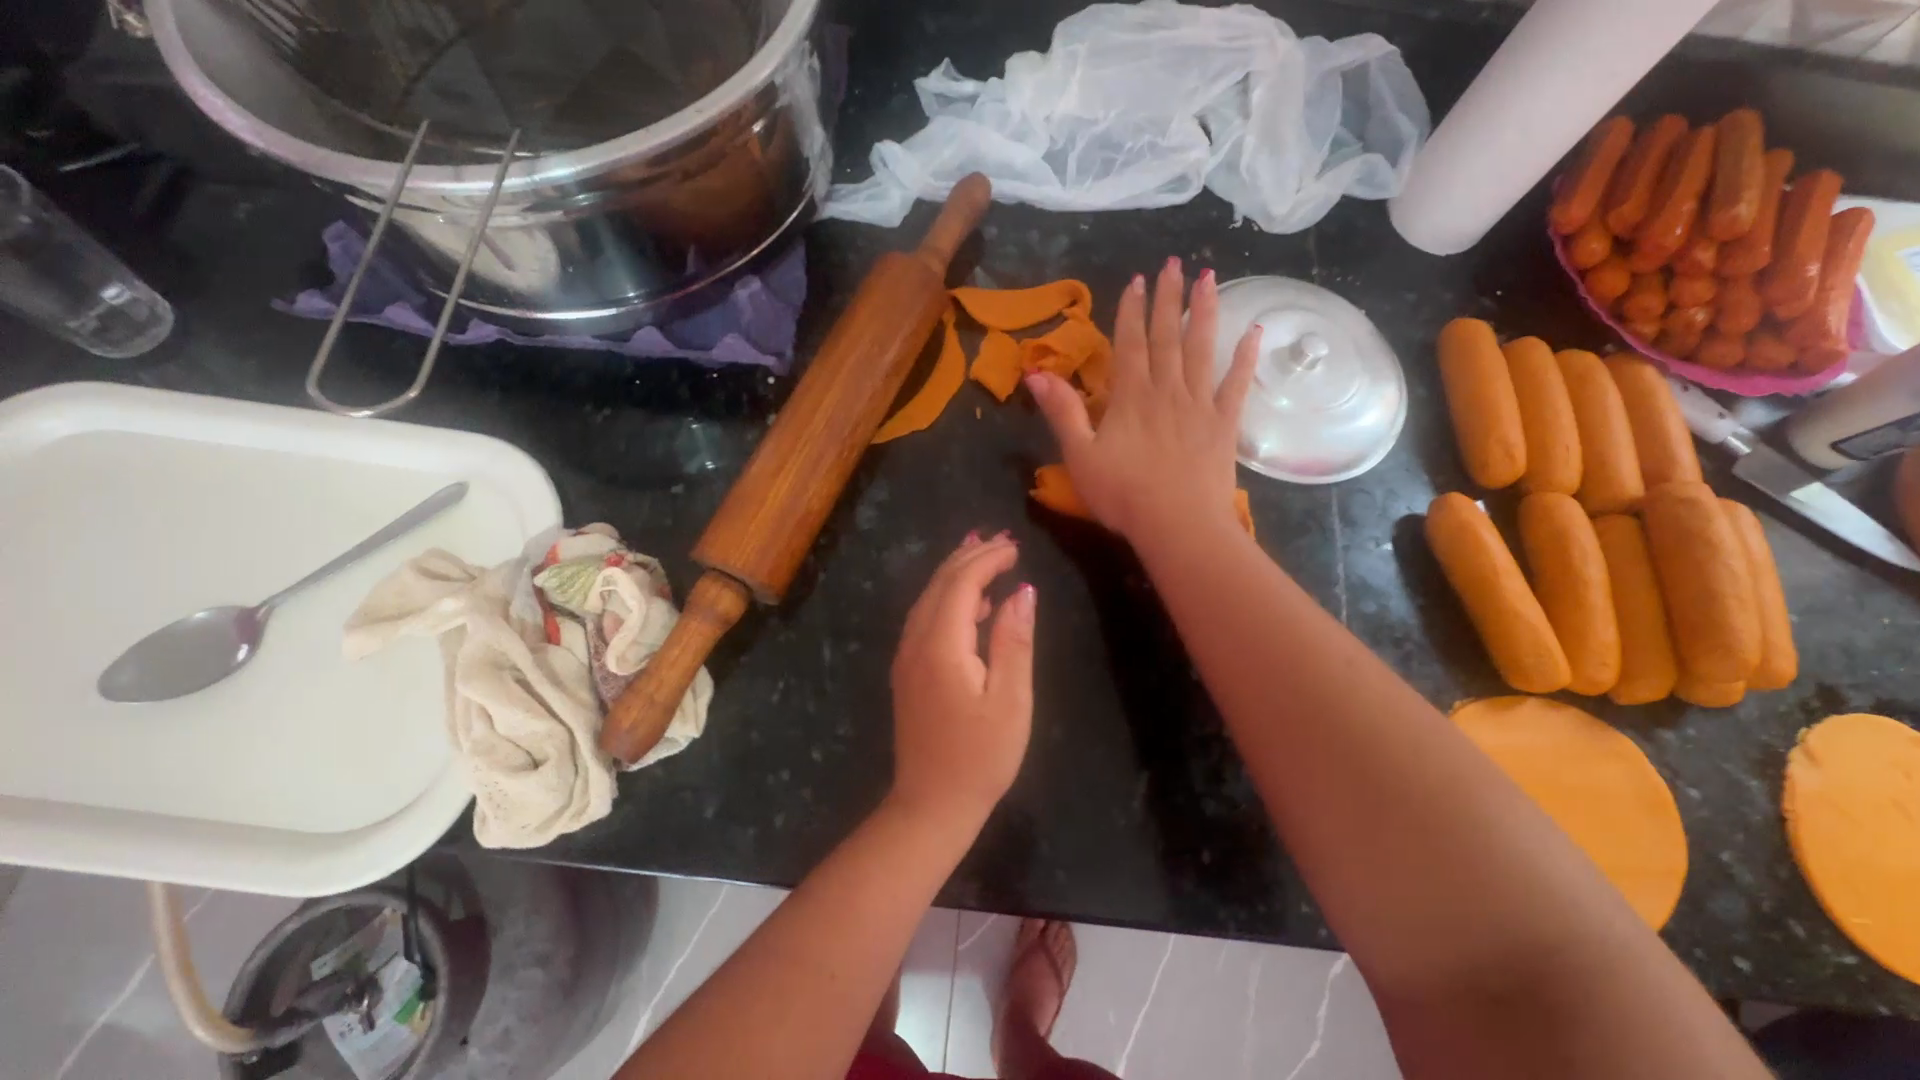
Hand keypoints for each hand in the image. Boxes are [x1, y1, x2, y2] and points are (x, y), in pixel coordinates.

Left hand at [889, 532, 1034, 824]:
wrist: (931, 804)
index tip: (1016, 546)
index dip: (987, 559)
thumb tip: (1021, 592)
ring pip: (927, 600)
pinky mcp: (908, 674)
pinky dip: (947, 599)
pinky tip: (970, 606)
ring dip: (955, 574)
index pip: (960, 583)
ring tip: (985, 556)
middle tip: (1002, 540)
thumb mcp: (1011, 700)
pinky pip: (924, 620)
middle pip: (939, 584)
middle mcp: (916, 643)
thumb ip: (1014, 641)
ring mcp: (906, 659)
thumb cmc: (981, 757)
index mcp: (941, 646)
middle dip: (969, 557)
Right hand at [1026, 258, 1257, 546]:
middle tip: (1175, 264)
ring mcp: (1199, 405)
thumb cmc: (1123, 495)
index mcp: (1130, 397)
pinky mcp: (1224, 424)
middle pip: (1167, 337)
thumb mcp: (1079, 456)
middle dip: (1168, 299)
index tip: (1138, 280)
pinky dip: (1244, 358)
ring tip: (1209, 278)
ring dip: (1205, 312)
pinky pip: (1236, 384)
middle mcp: (1167, 390)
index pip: (1130, 343)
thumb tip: (1036, 373)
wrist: (1179, 525)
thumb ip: (1063, 412)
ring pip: (1202, 349)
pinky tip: (1252, 332)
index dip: (1132, 310)